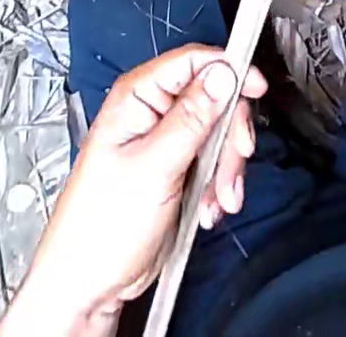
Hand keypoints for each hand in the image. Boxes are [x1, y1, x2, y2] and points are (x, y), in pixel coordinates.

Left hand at [0, 47, 266, 335]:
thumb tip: (222, 74)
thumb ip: (192, 117)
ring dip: (226, 165)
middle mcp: (153, 109)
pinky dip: (219, 181)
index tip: (255, 88)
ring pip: (219, 129)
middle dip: (230, 133)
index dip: (229, 69)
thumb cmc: (100, 227)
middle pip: (214, 96)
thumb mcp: (154, 166)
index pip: (194, 61)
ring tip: (219, 197)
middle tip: (236, 160)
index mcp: (139, 95)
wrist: (90, 284)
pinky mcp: (177, 163)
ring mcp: (165, 137)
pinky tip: (209, 205)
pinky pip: (214, 157)